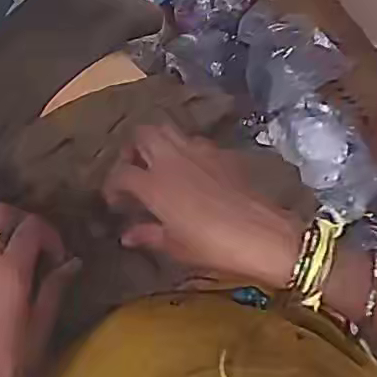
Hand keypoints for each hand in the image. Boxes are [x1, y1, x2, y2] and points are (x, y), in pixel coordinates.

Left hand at [0, 203, 79, 376]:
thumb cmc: (10, 361)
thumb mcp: (41, 326)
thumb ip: (55, 287)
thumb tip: (72, 262)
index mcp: (10, 268)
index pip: (32, 227)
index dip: (50, 233)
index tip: (59, 255)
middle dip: (18, 217)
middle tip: (31, 240)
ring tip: (1, 242)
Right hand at [102, 124, 302, 286]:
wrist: (263, 235)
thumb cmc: (213, 245)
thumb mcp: (175, 246)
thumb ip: (148, 234)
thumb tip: (128, 235)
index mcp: (154, 183)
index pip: (121, 173)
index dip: (113, 186)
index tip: (116, 202)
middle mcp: (172, 159)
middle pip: (142, 134)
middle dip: (133, 149)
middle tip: (135, 171)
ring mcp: (199, 151)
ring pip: (168, 130)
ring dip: (158, 142)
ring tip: (160, 166)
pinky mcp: (223, 153)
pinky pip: (195, 142)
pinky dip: (186, 151)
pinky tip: (192, 174)